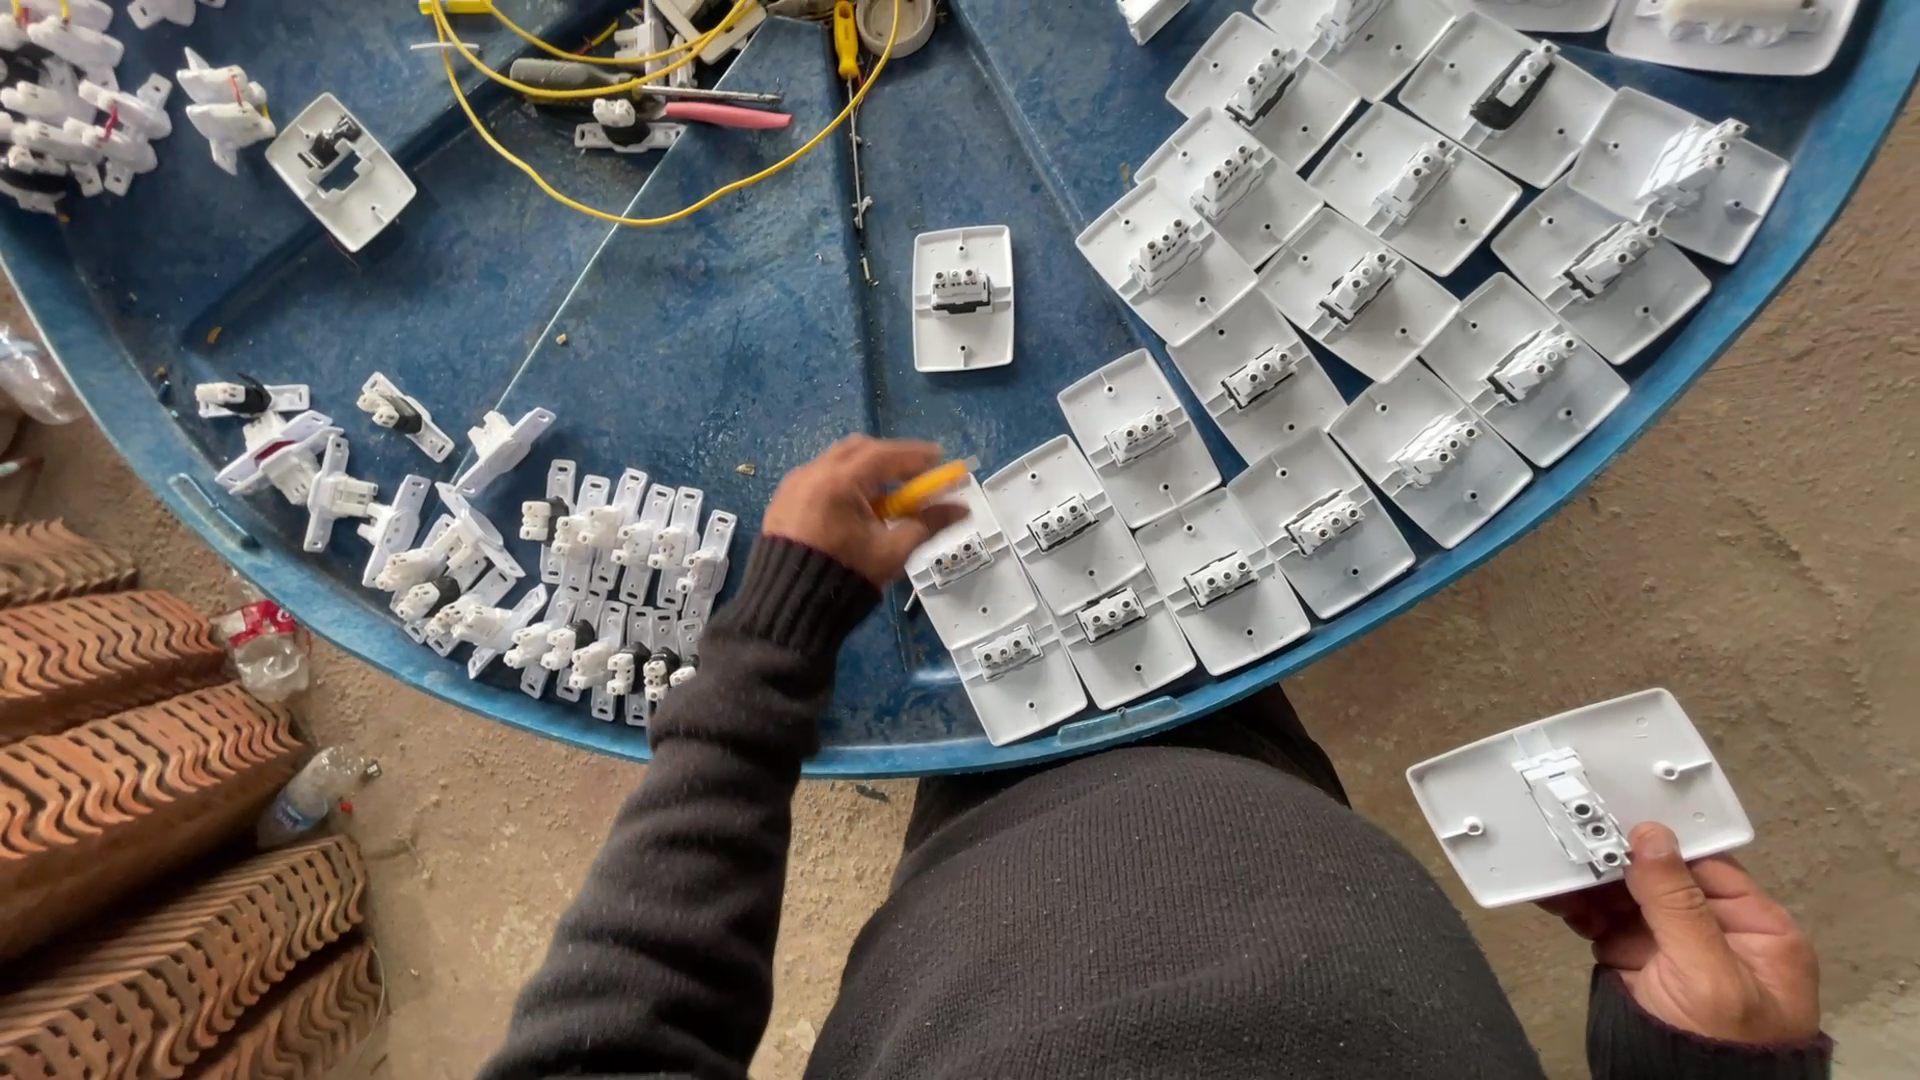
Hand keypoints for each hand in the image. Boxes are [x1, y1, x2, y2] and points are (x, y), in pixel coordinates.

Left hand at [762, 436, 968, 588]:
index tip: (939, 458)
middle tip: (916, 475)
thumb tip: (962, 509)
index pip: (885, 454)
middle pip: (860, 450)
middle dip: (891, 458)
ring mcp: (793, 485)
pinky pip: (819, 478)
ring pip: (837, 462)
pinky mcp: (783, 499)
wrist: (789, 606)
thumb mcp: (892, 550)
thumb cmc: (846, 576)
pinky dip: (844, 482)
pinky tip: (858, 506)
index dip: (916, 455)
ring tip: (888, 494)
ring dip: (867, 470)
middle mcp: (812, 473)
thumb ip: (928, 523)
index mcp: (839, 482)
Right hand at [1542, 823, 1819, 1044]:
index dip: (1656, 842)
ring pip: (1616, 885)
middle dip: (1607, 861)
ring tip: (1557, 880)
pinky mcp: (1628, 943)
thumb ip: (1679, 904)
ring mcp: (1666, 934)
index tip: (1612, 824)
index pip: (1701, 862)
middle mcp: (1710, 924)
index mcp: (1753, 927)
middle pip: (1651, 869)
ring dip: (1583, 881)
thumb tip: (1654, 837)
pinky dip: (1572, 901)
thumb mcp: (1707, 972)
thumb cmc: (1723, 1043)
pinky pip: (1595, 908)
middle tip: (1571, 850)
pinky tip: (1556, 900)